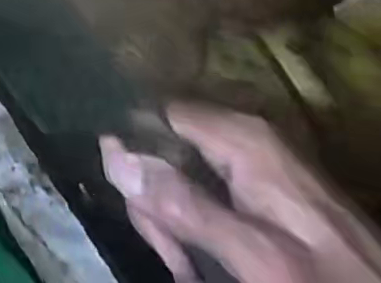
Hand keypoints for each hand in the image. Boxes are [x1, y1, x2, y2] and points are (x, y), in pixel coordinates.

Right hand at [101, 103, 380, 282]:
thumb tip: (110, 153)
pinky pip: (208, 193)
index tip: (136, 203)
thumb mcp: (260, 259)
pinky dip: (199, 227)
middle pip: (161, 148)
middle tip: (175, 258)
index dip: (130, 153)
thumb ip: (184, 204)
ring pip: (180, 173)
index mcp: (241, 137)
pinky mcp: (270, 193)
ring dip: (174, 220)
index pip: (147, 112)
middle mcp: (244, 137)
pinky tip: (209, 261)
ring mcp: (259, 165)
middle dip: (155, 199)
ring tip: (191, 268)